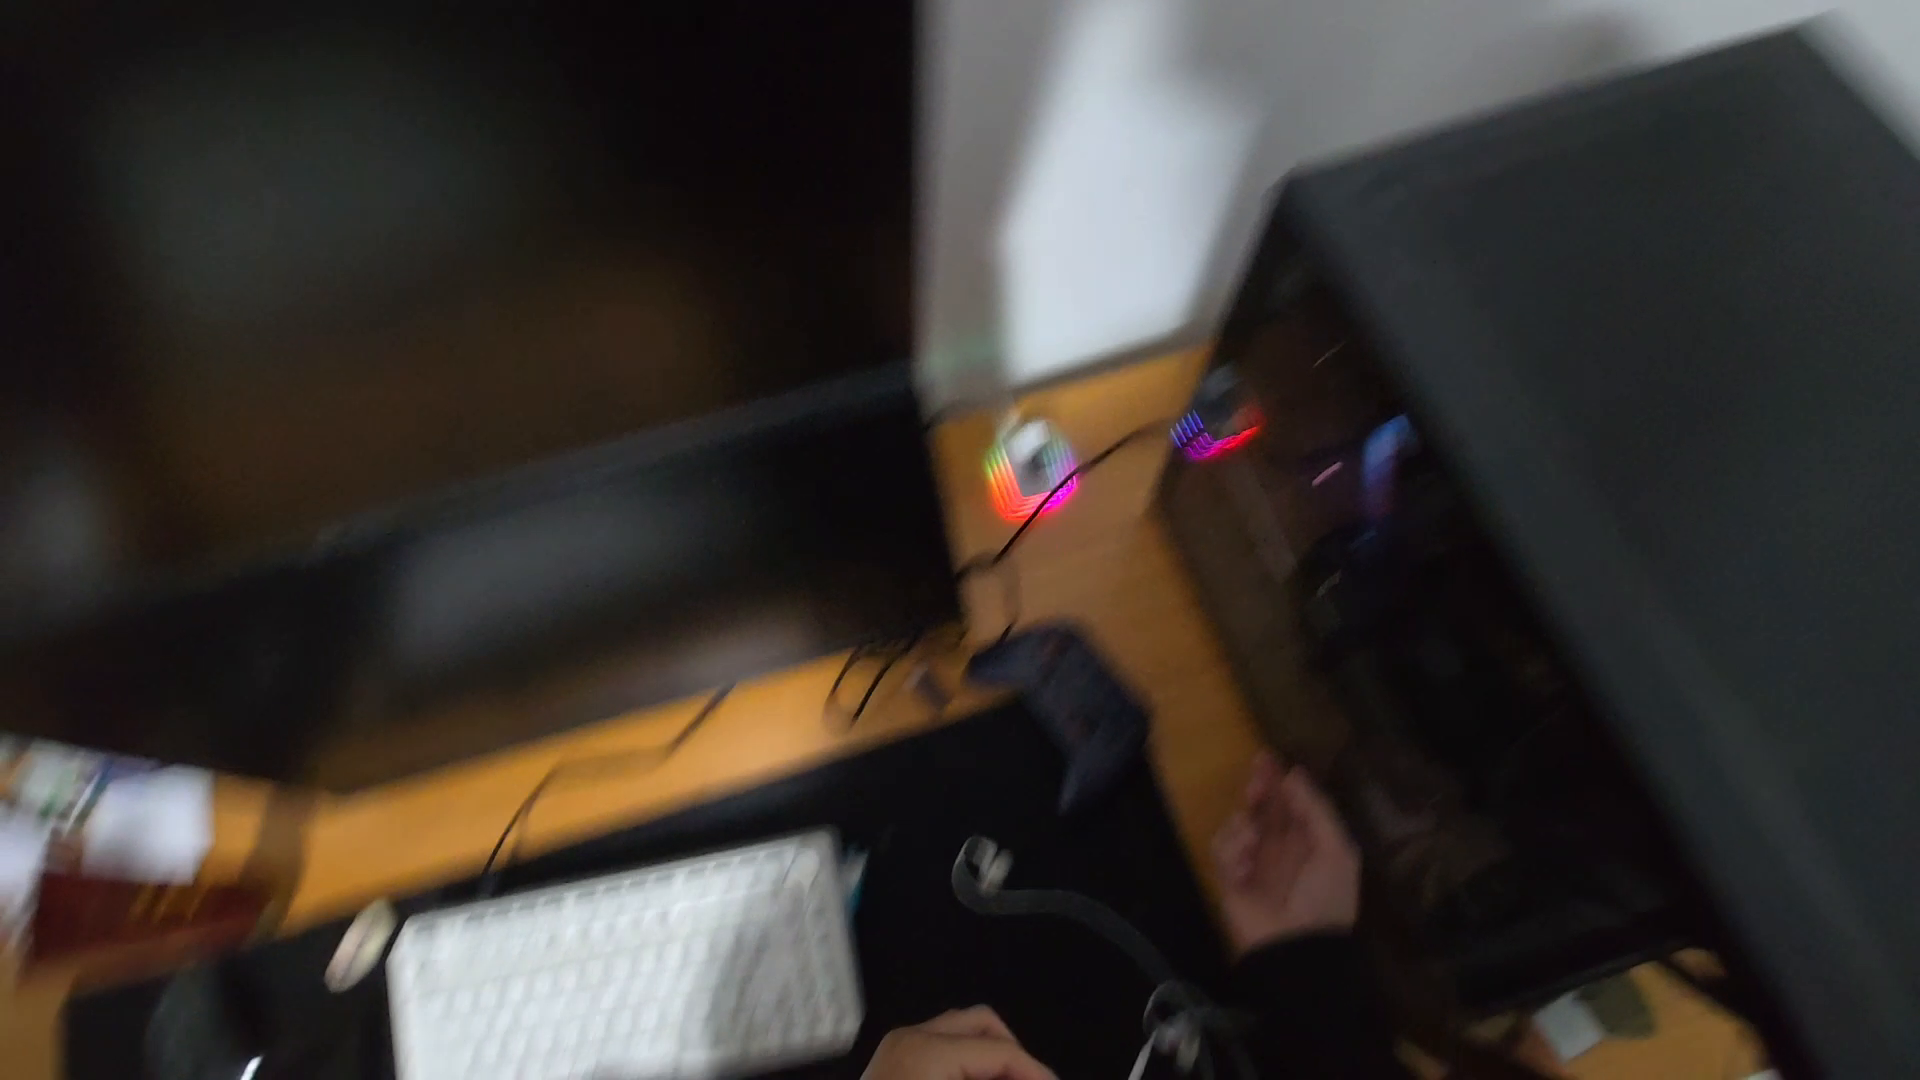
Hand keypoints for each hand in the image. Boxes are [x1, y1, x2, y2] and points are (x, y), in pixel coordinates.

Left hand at [861, 1007, 1057, 1079]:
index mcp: (927, 1051)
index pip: (998, 1050)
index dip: (1034, 1072)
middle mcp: (911, 1037)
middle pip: (982, 1024)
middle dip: (1014, 1057)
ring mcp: (899, 1048)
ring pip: (962, 1034)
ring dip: (991, 1061)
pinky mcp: (894, 1065)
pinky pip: (943, 1050)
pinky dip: (967, 1068)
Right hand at [1212, 749, 1361, 953]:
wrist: (1297, 947)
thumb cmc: (1323, 899)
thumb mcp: (1336, 852)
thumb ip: (1317, 811)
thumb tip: (1295, 774)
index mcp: (1307, 844)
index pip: (1290, 805)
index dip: (1280, 782)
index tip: (1269, 758)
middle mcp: (1278, 849)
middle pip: (1262, 809)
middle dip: (1258, 791)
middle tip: (1255, 783)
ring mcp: (1252, 862)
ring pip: (1237, 824)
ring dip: (1243, 824)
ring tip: (1251, 837)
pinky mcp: (1229, 877)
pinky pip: (1221, 849)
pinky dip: (1231, 850)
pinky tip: (1244, 863)